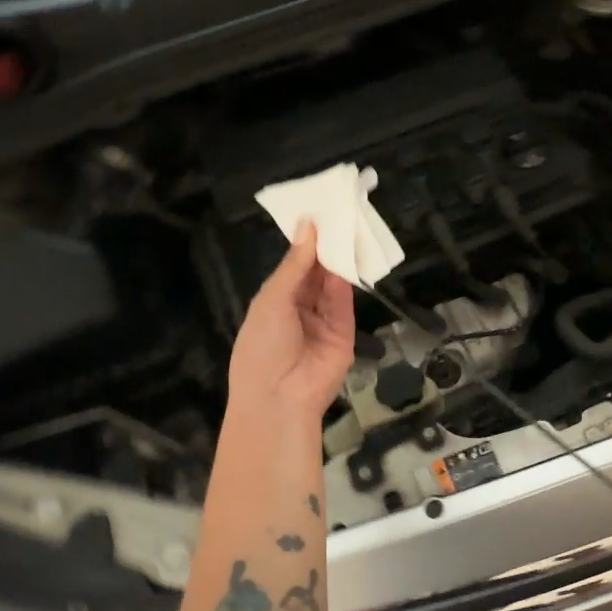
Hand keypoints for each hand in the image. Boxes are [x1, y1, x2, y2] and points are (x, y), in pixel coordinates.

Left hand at [228, 221, 356, 418]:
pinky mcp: (344, 331)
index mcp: (275, 302)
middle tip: (338, 212)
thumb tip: (308, 227)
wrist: (279, 397)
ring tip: (348, 227)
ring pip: (332, 284)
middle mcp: (299, 308)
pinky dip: (348, 280)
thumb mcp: (271, 300)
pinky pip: (345, 302)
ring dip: (338, 259)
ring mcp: (323, 320)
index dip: (304, 243)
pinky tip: (350, 255)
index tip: (317, 213)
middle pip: (316, 273)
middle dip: (325, 247)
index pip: (294, 266)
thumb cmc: (261, 346)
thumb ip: (294, 265)